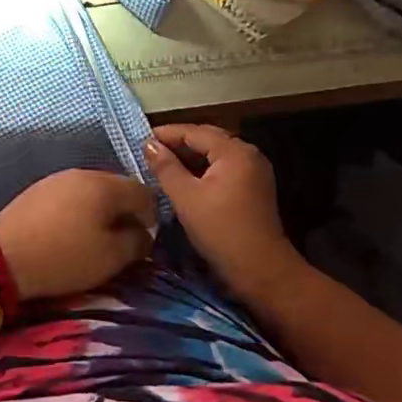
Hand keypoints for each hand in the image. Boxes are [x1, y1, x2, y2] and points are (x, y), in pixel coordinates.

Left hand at [0, 169, 156, 299]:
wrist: (1, 257)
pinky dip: (77, 212)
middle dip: (125, 213)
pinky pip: (69, 196)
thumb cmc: (64, 257)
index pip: (143, 192)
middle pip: (117, 188)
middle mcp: (82, 173)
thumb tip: (144, 233)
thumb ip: (137, 242)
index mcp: (105, 185)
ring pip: (92, 191)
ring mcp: (56, 179)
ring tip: (93, 239)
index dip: (150, 217)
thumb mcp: (111, 258)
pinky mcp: (37, 190)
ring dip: (100, 212)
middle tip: (120, 243)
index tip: (144, 242)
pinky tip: (68, 233)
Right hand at [145, 125, 304, 295]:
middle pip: (208, 139)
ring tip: (162, 164)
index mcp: (234, 151)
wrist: (261, 270)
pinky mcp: (254, 187)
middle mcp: (248, 153)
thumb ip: (166, 167)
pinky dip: (203, 169)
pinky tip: (184, 179)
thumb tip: (148, 144)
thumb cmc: (221, 231)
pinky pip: (224, 168)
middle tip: (149, 151)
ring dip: (190, 157)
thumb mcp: (186, 198)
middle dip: (178, 143)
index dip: (166, 133)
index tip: (140, 139)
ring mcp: (254, 170)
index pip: (195, 131)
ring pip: (216, 154)